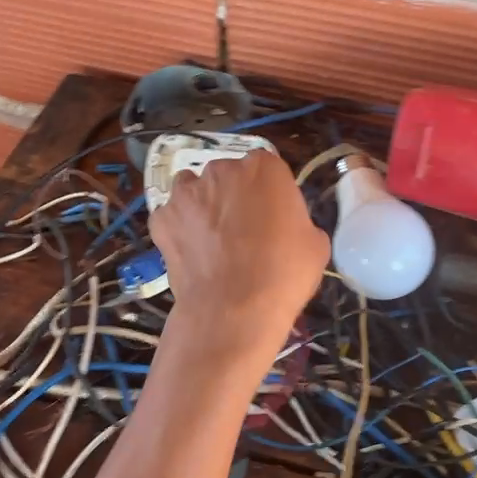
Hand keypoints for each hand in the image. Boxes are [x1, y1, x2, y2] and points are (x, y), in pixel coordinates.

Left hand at [149, 151, 327, 328]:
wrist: (234, 310)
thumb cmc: (283, 274)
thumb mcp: (314, 244)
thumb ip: (298, 220)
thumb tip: (287, 226)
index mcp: (264, 168)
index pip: (266, 168)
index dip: (269, 192)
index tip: (272, 215)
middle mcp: (221, 170)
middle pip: (227, 175)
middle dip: (233, 196)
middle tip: (242, 230)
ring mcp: (186, 193)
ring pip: (193, 189)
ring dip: (201, 205)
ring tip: (211, 239)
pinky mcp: (161, 219)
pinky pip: (171, 217)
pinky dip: (178, 230)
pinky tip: (191, 254)